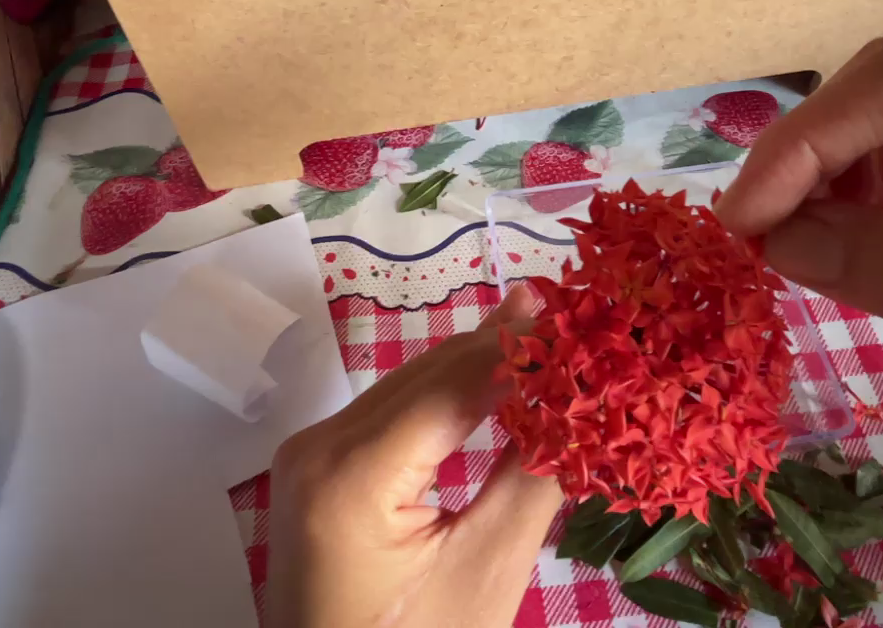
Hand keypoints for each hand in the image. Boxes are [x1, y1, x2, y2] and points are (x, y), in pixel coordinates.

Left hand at [266, 284, 560, 627]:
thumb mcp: (486, 572)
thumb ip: (530, 477)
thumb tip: (570, 399)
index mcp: (350, 478)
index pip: (448, 388)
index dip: (512, 349)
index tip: (567, 321)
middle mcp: (319, 446)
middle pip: (426, 378)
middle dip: (497, 347)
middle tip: (558, 311)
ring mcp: (312, 451)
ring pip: (410, 386)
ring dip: (473, 362)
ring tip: (530, 322)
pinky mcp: (320, 461)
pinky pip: (393, 409)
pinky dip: (444, 391)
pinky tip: (481, 367)